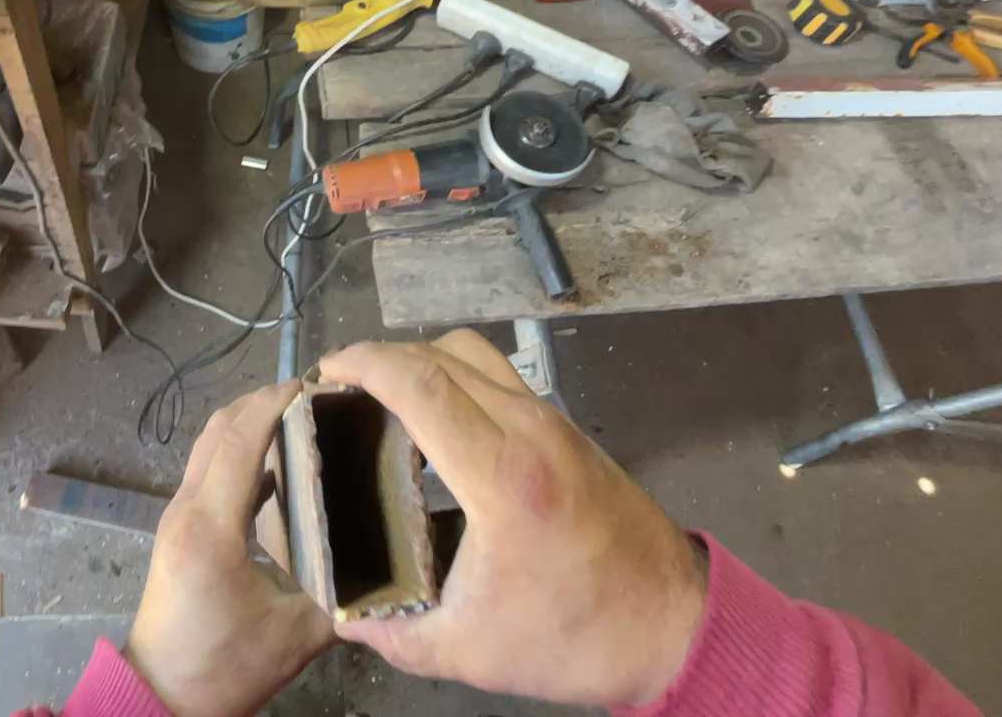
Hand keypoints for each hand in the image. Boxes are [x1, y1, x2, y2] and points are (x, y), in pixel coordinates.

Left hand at [127, 381, 333, 716]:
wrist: (160, 695)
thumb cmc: (223, 667)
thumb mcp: (294, 637)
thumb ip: (341, 594)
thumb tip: (388, 563)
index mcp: (211, 527)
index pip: (239, 442)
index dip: (272, 404)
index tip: (309, 384)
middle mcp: (186, 507)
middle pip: (219, 428)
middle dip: (262, 401)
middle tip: (310, 395)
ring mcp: (176, 511)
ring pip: (209, 441)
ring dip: (247, 419)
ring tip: (295, 417)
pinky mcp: (178, 520)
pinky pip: (208, 462)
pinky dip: (238, 444)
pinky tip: (275, 460)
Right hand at [320, 330, 706, 708]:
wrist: (674, 623)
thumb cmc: (575, 636)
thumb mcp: (472, 651)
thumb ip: (394, 631)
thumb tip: (341, 611)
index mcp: (501, 475)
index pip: (420, 385)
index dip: (364, 364)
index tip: (326, 372)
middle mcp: (525, 427)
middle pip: (437, 355)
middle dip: (379, 356)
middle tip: (340, 383)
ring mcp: (547, 417)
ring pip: (469, 350)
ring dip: (417, 356)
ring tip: (382, 389)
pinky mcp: (560, 422)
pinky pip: (494, 369)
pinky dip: (450, 369)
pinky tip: (433, 409)